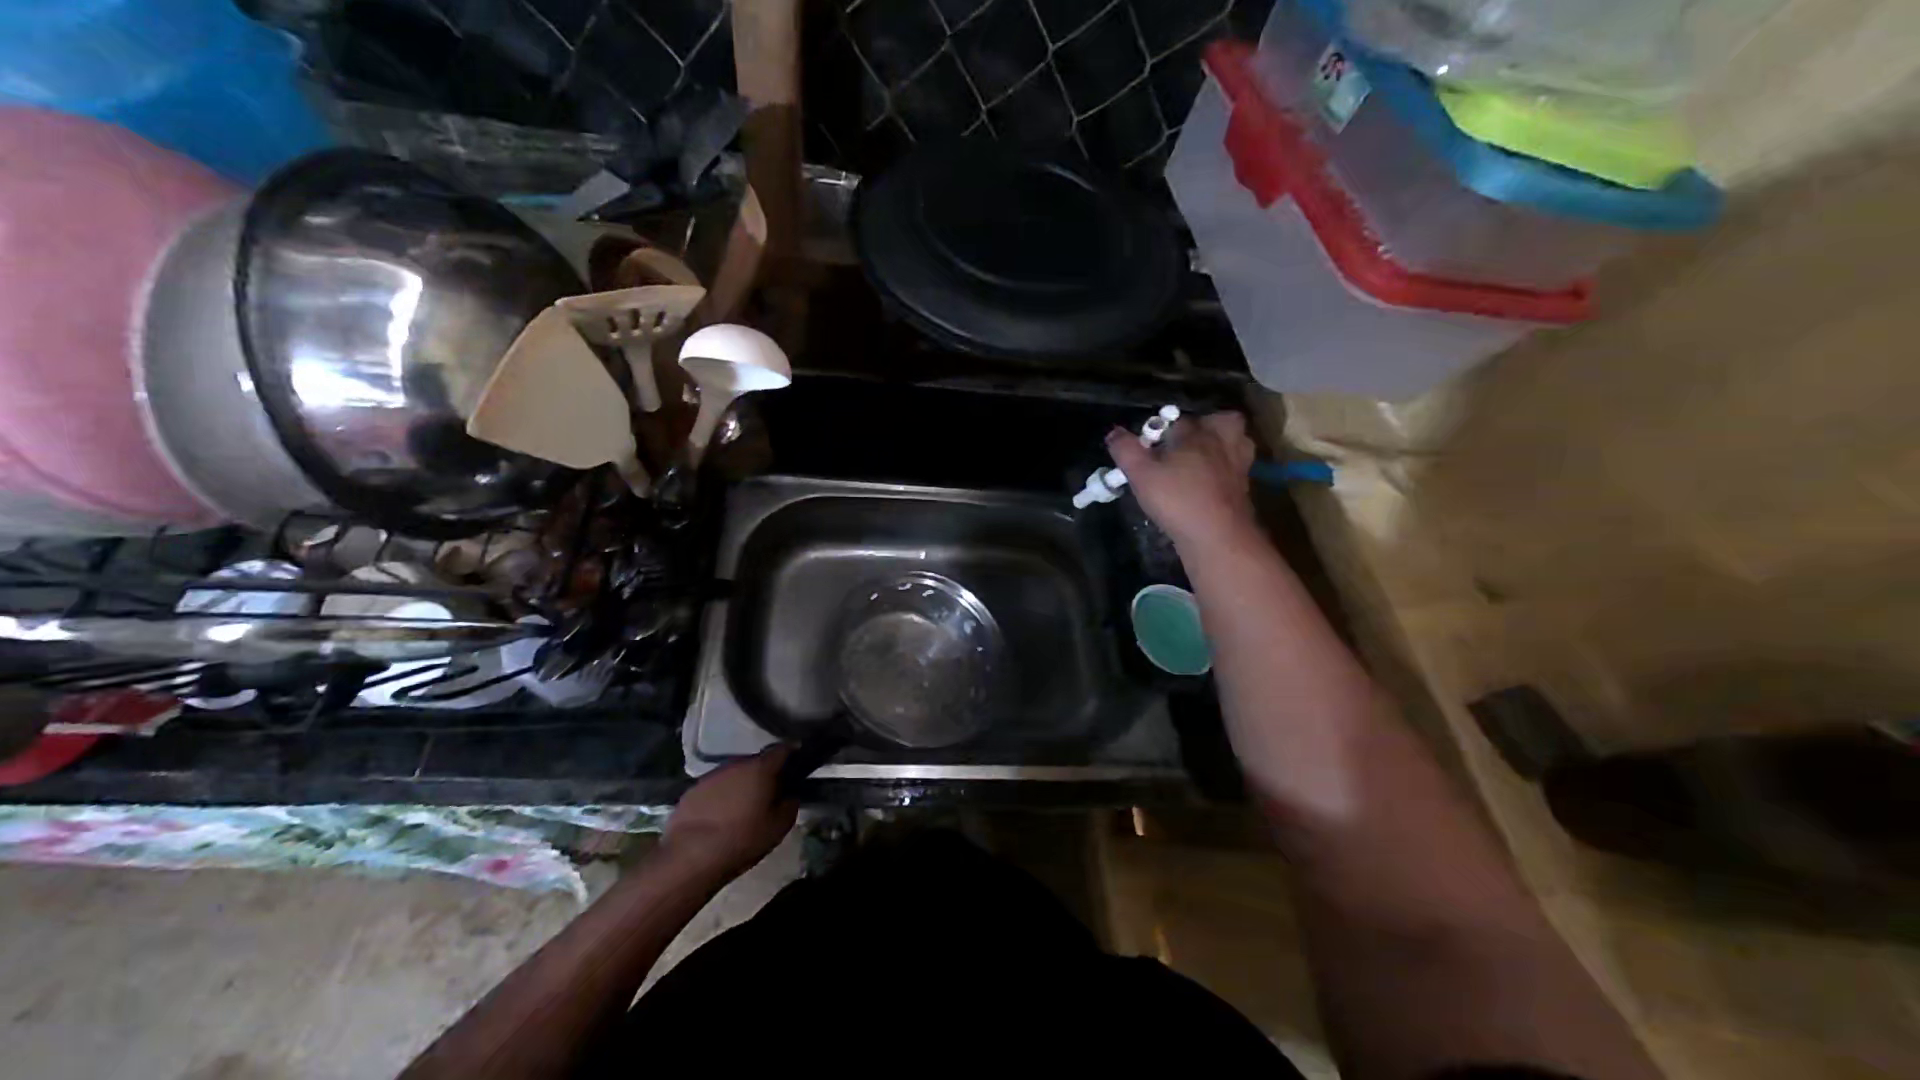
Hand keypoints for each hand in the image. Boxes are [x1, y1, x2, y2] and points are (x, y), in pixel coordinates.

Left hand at [659, 746, 796, 880]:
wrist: (690, 857)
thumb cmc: (742, 840)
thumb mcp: (778, 828)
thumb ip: (790, 805)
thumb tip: (789, 795)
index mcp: (760, 769)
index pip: (782, 749)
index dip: (792, 753)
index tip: (798, 762)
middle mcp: (735, 764)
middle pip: (756, 762)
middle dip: (764, 773)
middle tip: (769, 791)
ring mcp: (710, 775)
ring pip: (734, 774)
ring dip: (741, 784)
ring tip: (743, 805)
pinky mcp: (691, 790)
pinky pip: (715, 787)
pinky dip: (721, 795)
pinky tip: (720, 816)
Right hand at [1107, 411, 1257, 550]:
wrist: (1217, 536)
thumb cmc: (1177, 499)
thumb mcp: (1140, 474)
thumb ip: (1125, 450)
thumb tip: (1114, 432)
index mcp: (1198, 434)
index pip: (1180, 420)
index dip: (1163, 429)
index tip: (1149, 445)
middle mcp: (1223, 444)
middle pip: (1224, 422)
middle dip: (1208, 425)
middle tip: (1189, 441)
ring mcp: (1238, 467)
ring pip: (1236, 444)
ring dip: (1222, 446)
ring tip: (1203, 459)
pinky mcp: (1244, 489)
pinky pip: (1236, 469)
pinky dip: (1225, 471)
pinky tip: (1209, 484)